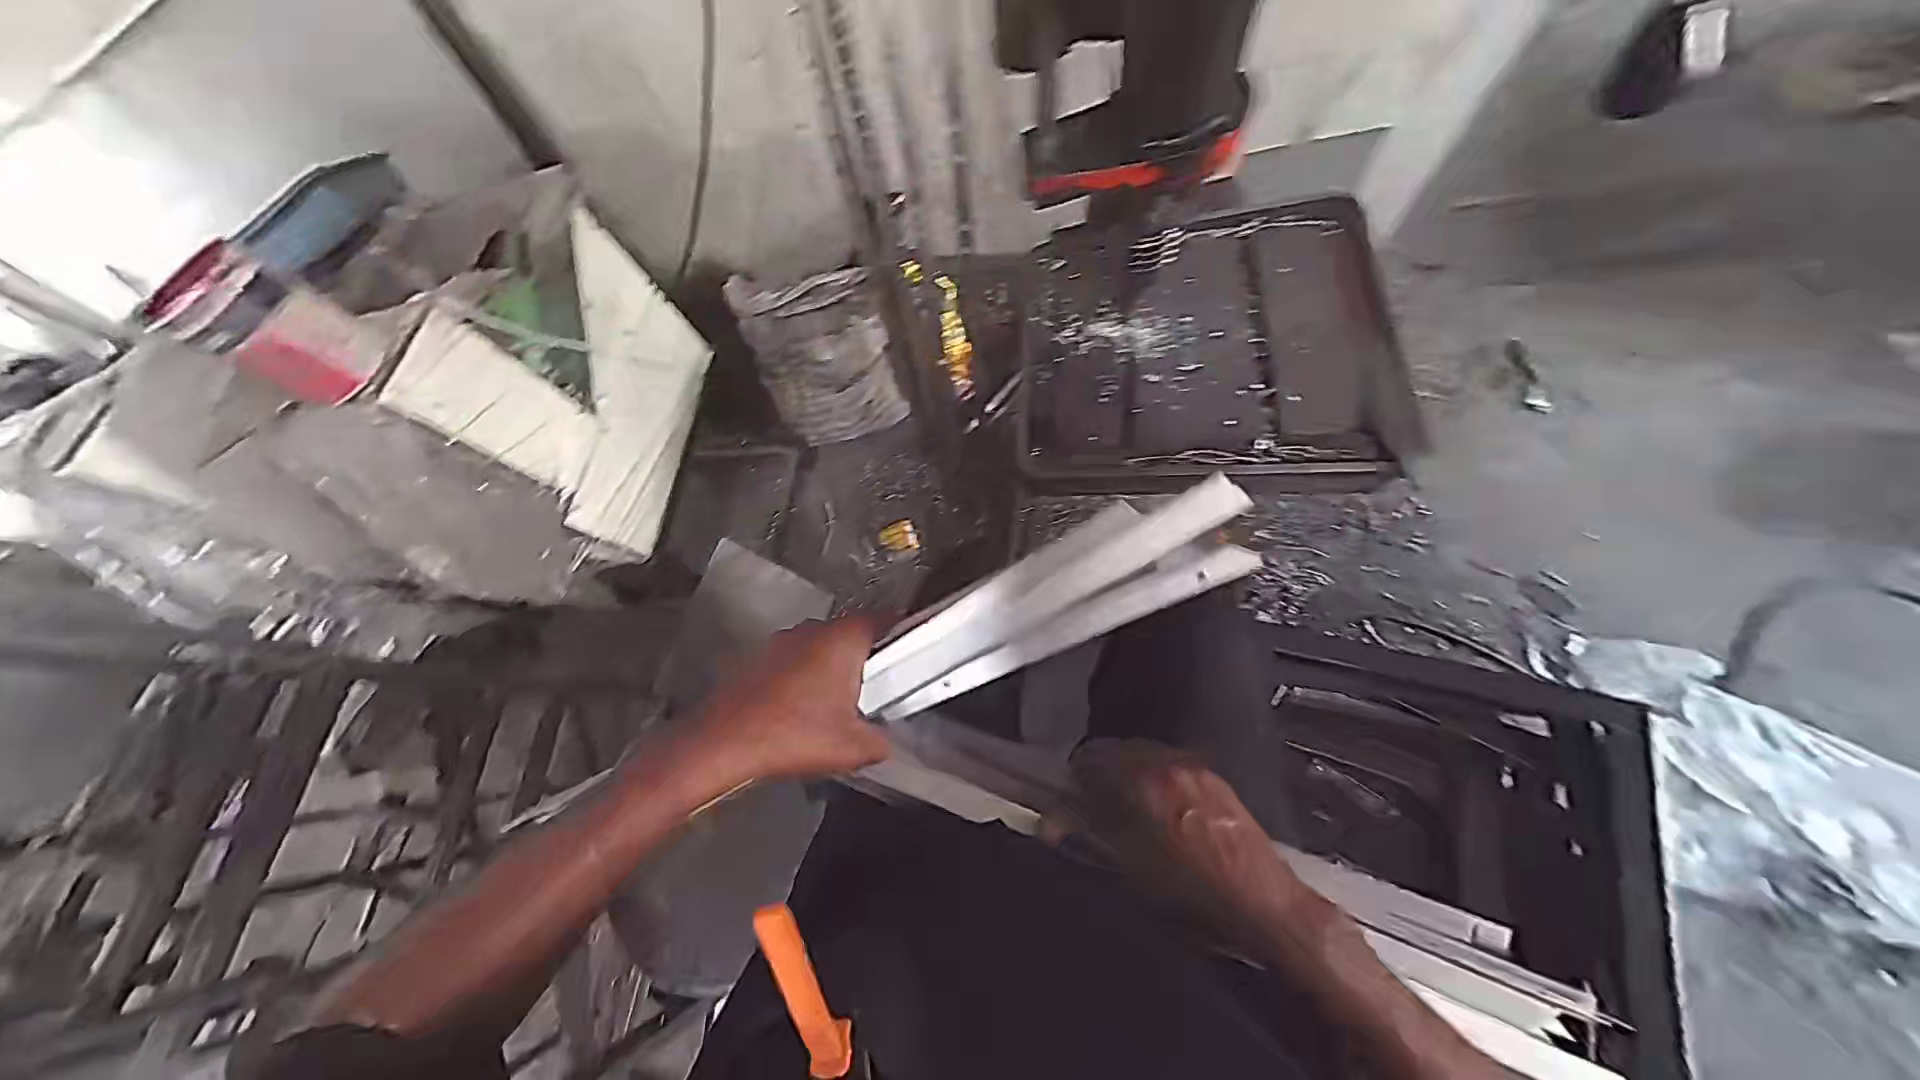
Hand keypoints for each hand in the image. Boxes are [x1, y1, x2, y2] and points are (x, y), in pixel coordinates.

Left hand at [693, 617, 890, 782]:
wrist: (724, 745)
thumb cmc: (786, 735)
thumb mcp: (854, 747)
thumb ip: (880, 742)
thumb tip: (883, 744)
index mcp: (841, 641)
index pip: (882, 619)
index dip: (899, 629)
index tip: (908, 636)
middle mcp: (811, 633)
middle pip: (850, 633)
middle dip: (864, 657)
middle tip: (875, 684)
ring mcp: (781, 644)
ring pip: (820, 648)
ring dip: (831, 668)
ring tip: (836, 705)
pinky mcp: (759, 661)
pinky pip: (793, 662)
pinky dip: (803, 680)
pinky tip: (803, 712)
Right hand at [1070, 739, 1311, 928]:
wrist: (1267, 909)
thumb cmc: (1201, 898)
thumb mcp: (1130, 870)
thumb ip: (1088, 836)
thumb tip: (1054, 825)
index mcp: (1142, 783)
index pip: (1091, 758)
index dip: (1072, 775)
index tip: (1066, 790)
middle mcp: (1170, 766)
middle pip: (1119, 750)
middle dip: (1100, 768)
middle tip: (1090, 794)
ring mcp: (1197, 771)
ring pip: (1148, 756)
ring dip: (1129, 771)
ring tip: (1124, 803)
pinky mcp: (1217, 782)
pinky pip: (1174, 766)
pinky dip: (1157, 778)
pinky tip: (1160, 809)